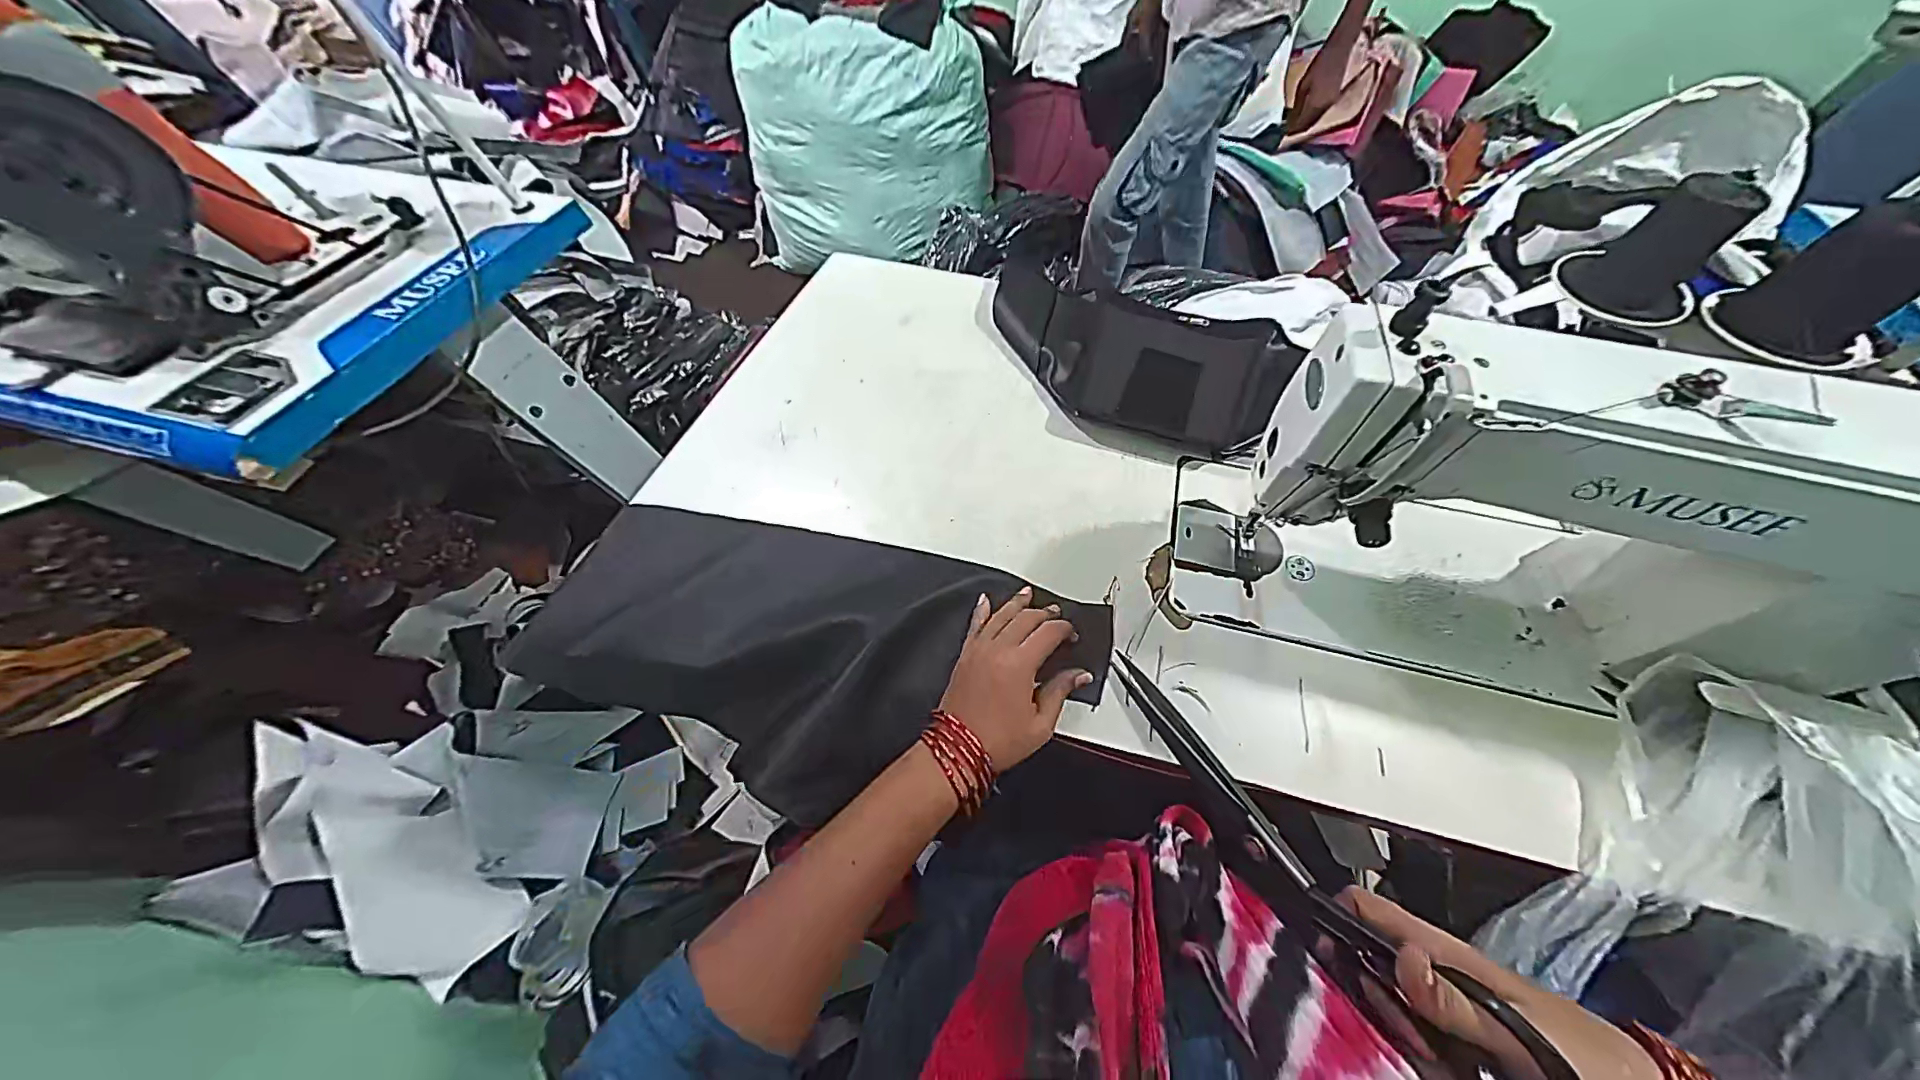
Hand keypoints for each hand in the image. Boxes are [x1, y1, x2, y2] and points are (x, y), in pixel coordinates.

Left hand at [938, 588, 1090, 771]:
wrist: (958, 750)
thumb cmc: (995, 741)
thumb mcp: (1040, 724)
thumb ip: (1059, 692)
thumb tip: (1076, 675)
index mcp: (1019, 664)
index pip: (1048, 632)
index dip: (1064, 629)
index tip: (1071, 634)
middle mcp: (997, 651)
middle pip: (1025, 618)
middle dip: (1044, 614)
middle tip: (1055, 615)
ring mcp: (978, 651)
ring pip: (1000, 616)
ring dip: (1016, 604)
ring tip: (1027, 595)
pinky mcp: (965, 657)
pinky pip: (975, 626)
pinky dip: (982, 611)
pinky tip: (985, 602)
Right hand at [1339, 888, 1662, 1079]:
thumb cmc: (1580, 1053)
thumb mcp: (1515, 1023)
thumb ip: (1454, 996)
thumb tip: (1400, 954)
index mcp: (1444, 952)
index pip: (1371, 911)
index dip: (1339, 916)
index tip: (1324, 942)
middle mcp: (1434, 973)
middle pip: (1369, 965)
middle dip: (1374, 997)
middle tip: (1409, 1034)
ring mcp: (1441, 1009)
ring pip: (1387, 1007)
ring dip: (1397, 1032)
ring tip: (1439, 1058)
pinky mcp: (1449, 1044)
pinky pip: (1410, 1041)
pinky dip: (1414, 1054)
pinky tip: (1437, 1064)